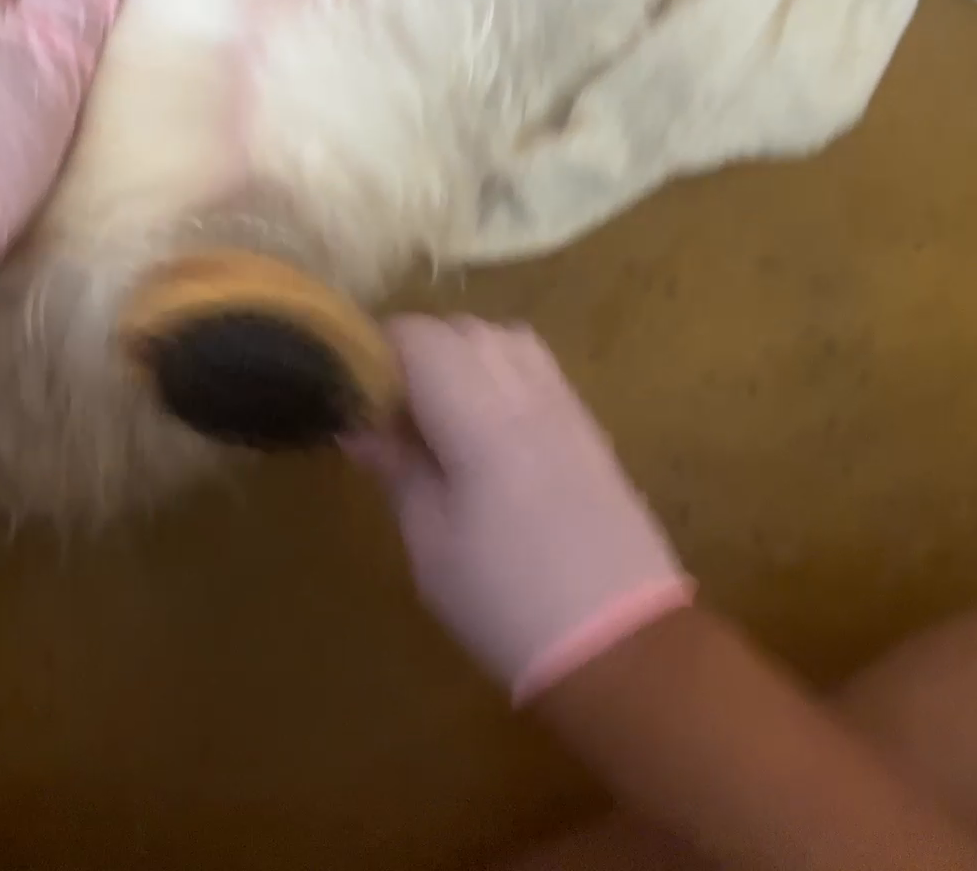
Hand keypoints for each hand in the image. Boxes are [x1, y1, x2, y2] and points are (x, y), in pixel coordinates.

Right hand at [351, 317, 694, 702]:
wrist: (623, 648)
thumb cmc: (505, 601)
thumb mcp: (429, 540)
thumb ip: (395, 467)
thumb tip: (356, 425)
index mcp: (482, 422)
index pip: (421, 337)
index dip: (377, 349)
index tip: (354, 390)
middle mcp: (530, 398)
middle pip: (464, 328)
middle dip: (415, 350)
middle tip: (389, 406)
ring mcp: (568, 409)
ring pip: (505, 338)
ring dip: (460, 355)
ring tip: (435, 409)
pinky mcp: (589, 429)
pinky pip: (536, 367)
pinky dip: (497, 372)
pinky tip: (481, 425)